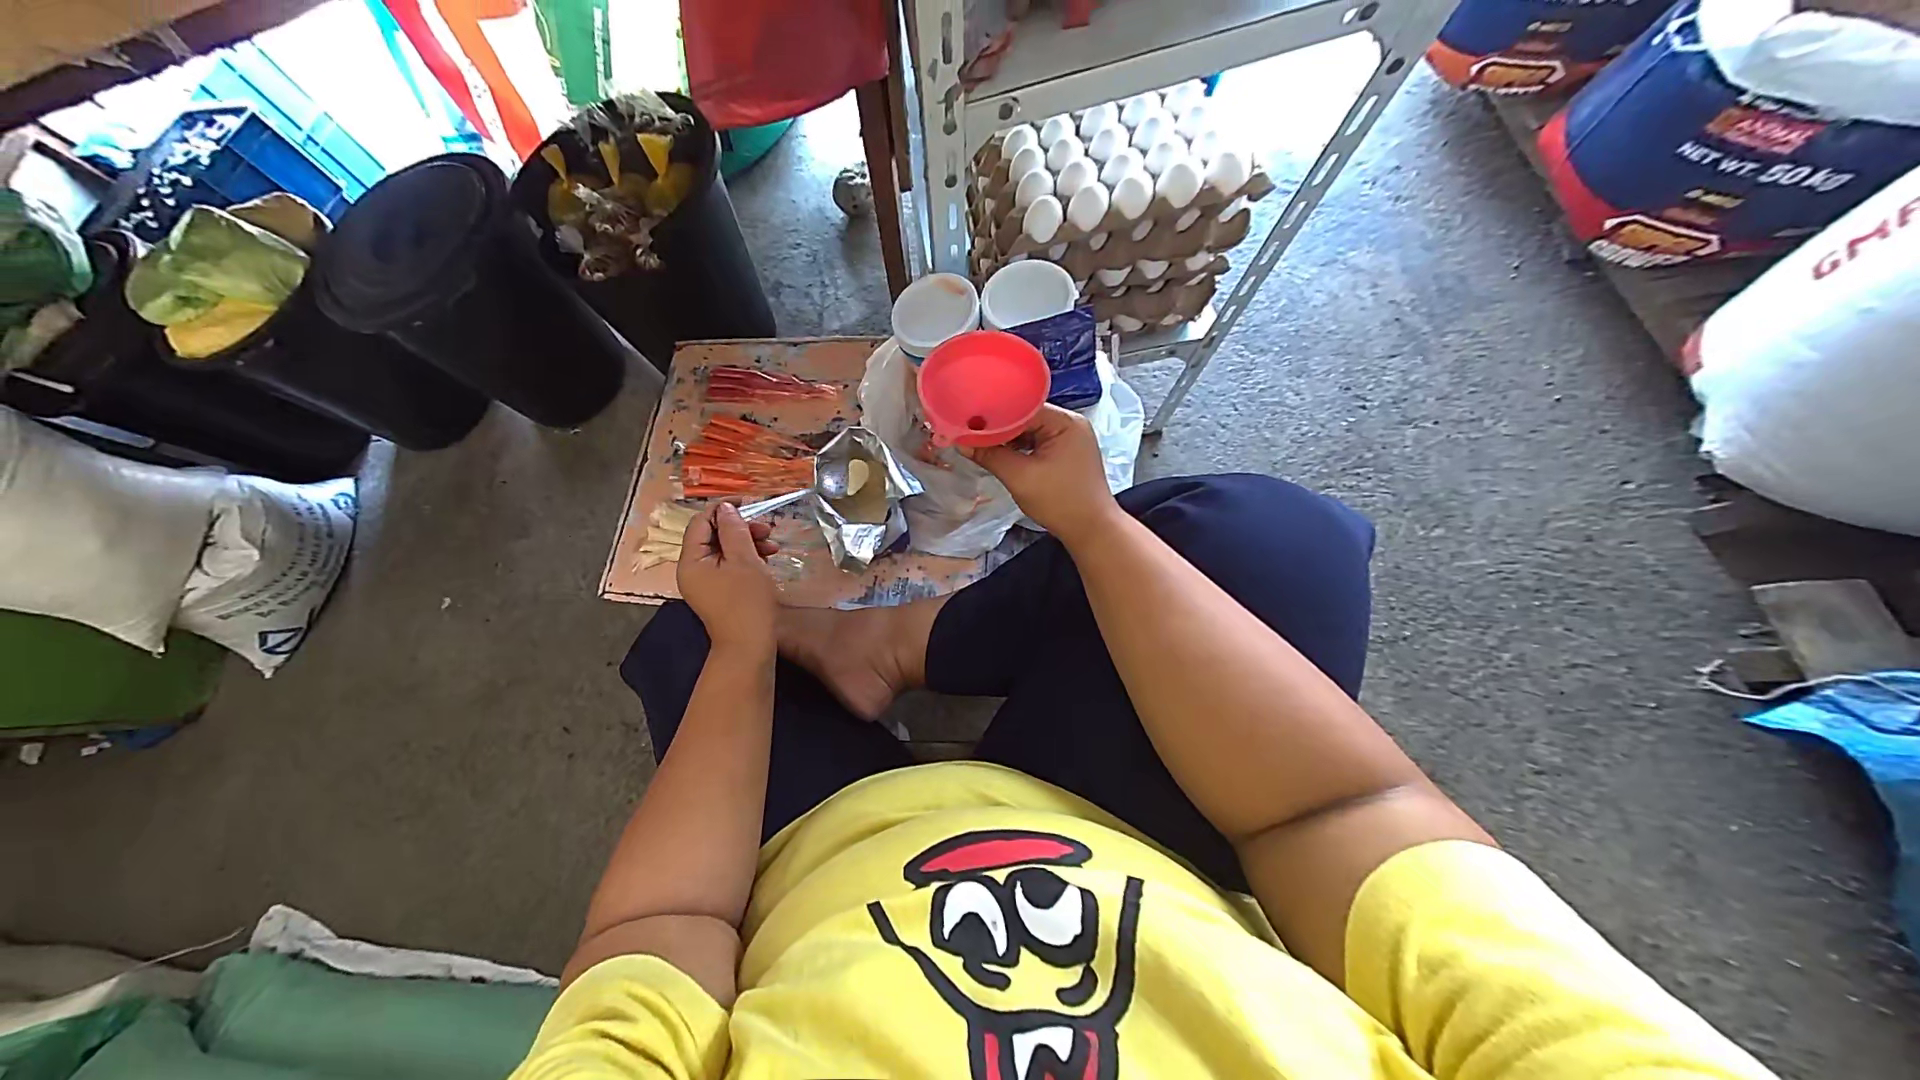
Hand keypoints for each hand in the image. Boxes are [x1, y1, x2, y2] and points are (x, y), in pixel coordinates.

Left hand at [678, 503, 779, 653]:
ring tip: (772, 545)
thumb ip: (734, 530)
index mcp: (691, 561)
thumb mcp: (744, 560)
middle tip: (766, 528)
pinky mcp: (720, 592)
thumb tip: (726, 509)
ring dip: (748, 543)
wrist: (750, 646)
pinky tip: (767, 558)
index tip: (748, 504)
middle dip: (741, 529)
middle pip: (713, 537)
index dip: (723, 510)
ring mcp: (706, 583)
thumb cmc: (747, 602)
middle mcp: (693, 570)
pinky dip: (747, 559)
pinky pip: (730, 567)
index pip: (701, 523)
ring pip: (725, 551)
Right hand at [963, 405, 1120, 545]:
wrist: (1092, 530)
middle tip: (969, 431)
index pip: (1023, 407)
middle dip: (999, 426)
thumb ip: (990, 456)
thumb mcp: (1020, 478)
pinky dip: (1019, 448)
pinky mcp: (1066, 454)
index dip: (994, 413)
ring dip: (1007, 439)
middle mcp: (1070, 424)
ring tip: (979, 442)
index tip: (967, 419)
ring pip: (1030, 431)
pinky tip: (999, 454)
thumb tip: (961, 443)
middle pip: (1026, 417)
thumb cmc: (1060, 502)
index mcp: (1065, 422)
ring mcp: (1070, 439)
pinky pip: (1037, 443)